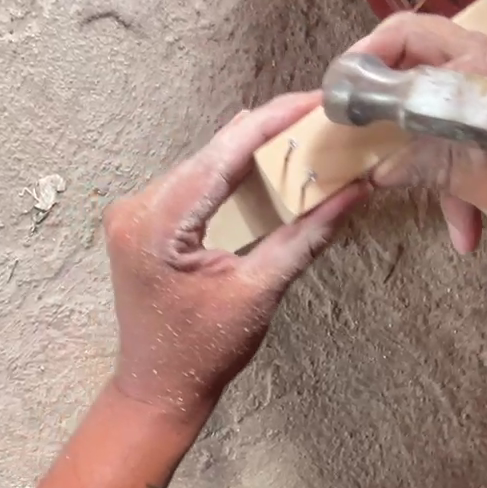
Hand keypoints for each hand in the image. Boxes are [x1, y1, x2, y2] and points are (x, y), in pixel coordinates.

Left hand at [104, 93, 366, 420]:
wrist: (159, 388)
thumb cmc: (203, 353)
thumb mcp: (260, 293)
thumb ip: (306, 236)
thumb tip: (353, 191)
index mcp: (158, 223)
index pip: (225, 151)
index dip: (277, 120)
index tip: (319, 99)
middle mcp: (136, 208)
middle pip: (212, 153)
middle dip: (269, 134)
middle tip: (321, 120)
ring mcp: (132, 215)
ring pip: (202, 166)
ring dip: (249, 154)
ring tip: (302, 140)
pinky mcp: (140, 225)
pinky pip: (191, 187)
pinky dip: (229, 178)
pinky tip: (263, 171)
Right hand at [349, 13, 486, 331]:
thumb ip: (452, 168)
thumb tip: (386, 159)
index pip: (479, 59)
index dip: (415, 80)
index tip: (366, 97)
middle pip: (486, 62)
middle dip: (429, 105)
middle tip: (373, 111)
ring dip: (462, 147)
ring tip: (459, 219)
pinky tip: (481, 204)